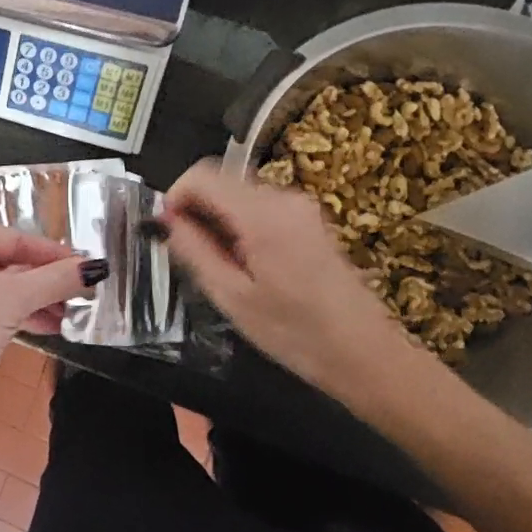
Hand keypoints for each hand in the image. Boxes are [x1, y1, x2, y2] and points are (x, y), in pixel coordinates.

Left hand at [0, 223, 99, 402]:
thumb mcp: (13, 300)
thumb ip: (56, 280)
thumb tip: (97, 267)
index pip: (15, 238)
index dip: (54, 254)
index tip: (88, 266)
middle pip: (10, 260)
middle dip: (47, 281)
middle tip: (84, 292)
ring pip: (3, 283)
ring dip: (37, 299)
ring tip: (73, 313)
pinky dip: (18, 311)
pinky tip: (51, 324)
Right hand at [161, 160, 425, 399]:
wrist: (367, 355)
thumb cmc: (296, 334)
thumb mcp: (232, 297)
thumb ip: (194, 251)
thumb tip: (166, 220)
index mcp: (262, 215)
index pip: (202, 175)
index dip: (174, 195)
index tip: (164, 228)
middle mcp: (284, 199)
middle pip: (221, 181)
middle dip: (196, 209)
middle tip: (187, 254)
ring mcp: (301, 207)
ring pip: (239, 194)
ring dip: (218, 219)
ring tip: (218, 266)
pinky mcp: (310, 220)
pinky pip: (260, 207)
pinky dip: (240, 224)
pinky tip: (245, 265)